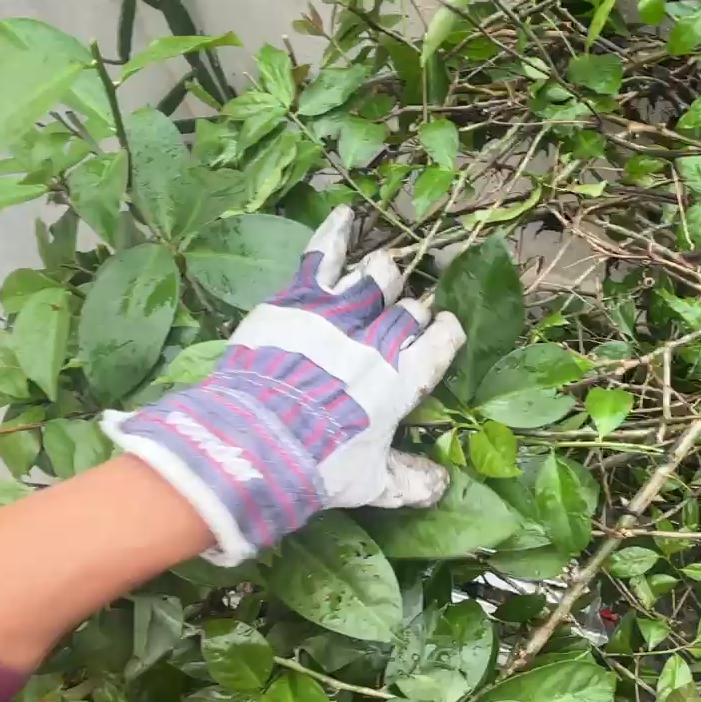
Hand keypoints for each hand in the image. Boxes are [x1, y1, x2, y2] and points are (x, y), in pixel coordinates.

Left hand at [102, 207, 465, 564]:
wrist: (255, 441)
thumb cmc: (318, 467)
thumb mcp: (369, 484)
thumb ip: (408, 482)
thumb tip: (440, 486)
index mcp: (402, 381)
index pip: (441, 342)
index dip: (445, 333)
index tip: (445, 330)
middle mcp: (380, 339)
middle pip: (409, 310)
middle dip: (411, 311)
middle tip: (402, 318)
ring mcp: (340, 312)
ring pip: (377, 276)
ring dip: (384, 277)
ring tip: (384, 277)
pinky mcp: (300, 297)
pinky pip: (324, 254)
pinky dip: (337, 232)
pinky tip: (346, 216)